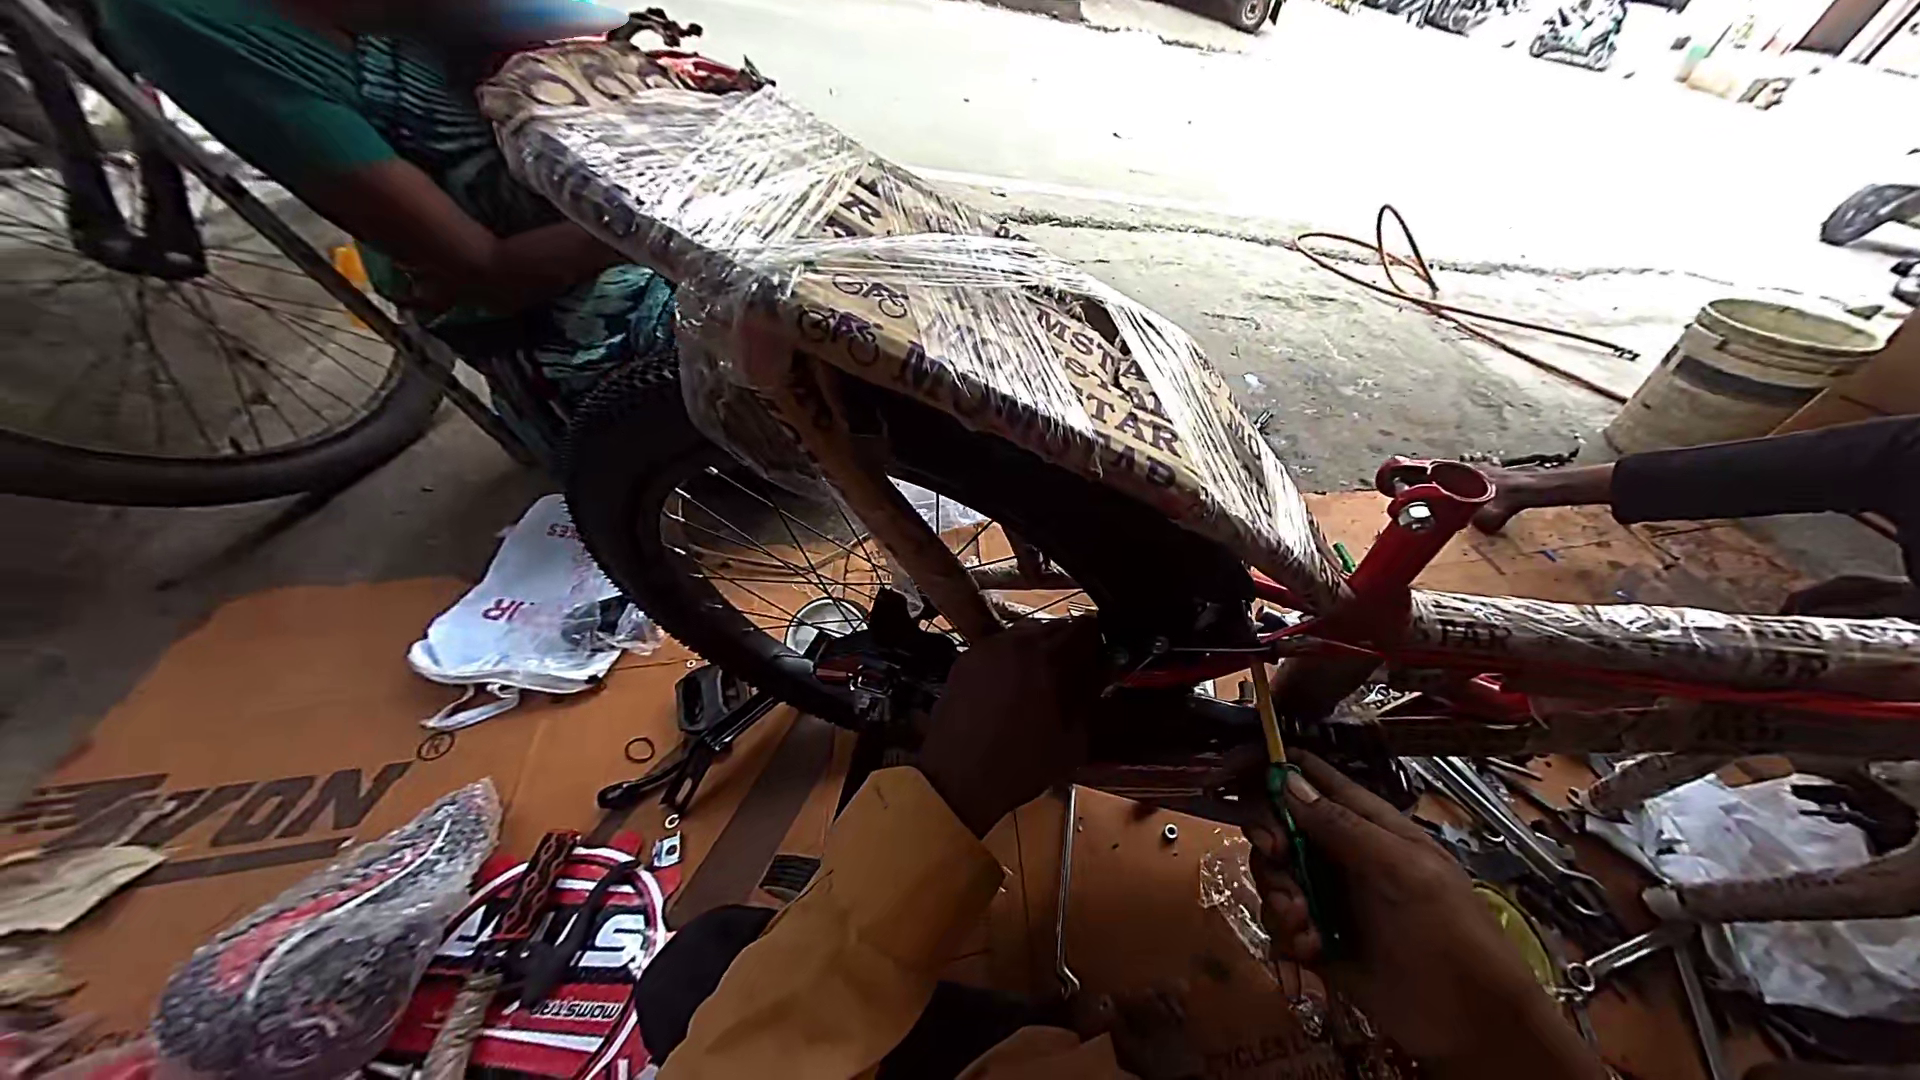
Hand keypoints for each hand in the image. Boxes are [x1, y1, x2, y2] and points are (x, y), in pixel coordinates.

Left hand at [918, 618, 1103, 835]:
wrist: (956, 776)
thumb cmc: (1020, 766)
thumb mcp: (1072, 740)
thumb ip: (1090, 698)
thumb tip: (1101, 673)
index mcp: (1048, 658)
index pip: (1084, 628)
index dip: (1098, 641)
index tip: (1102, 656)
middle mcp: (1016, 643)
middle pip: (1054, 626)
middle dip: (1069, 644)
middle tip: (1075, 671)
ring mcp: (987, 647)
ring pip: (1024, 633)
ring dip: (1039, 648)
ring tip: (1042, 679)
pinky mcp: (966, 658)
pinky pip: (998, 646)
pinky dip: (1011, 657)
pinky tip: (1011, 684)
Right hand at [1247, 753, 1606, 1079]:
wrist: (1473, 1033)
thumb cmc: (1450, 936)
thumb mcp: (1403, 872)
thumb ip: (1342, 825)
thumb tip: (1286, 778)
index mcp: (1363, 824)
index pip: (1310, 777)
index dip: (1273, 768)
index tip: (1236, 773)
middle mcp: (1335, 850)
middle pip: (1274, 822)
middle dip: (1268, 840)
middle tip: (1277, 857)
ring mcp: (1322, 892)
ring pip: (1269, 870)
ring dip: (1277, 893)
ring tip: (1303, 924)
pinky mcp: (1312, 932)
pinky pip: (1274, 916)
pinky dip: (1285, 931)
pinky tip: (1312, 948)